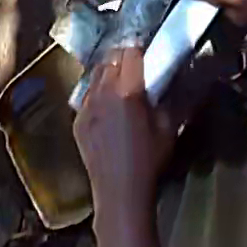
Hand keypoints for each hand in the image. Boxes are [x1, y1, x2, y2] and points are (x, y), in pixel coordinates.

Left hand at [74, 47, 174, 217]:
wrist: (120, 194)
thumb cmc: (149, 161)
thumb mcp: (168, 127)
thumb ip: (167, 96)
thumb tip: (168, 76)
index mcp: (127, 89)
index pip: (130, 52)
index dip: (139, 52)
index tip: (146, 57)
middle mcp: (103, 92)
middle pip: (111, 58)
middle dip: (123, 59)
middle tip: (134, 70)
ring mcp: (87, 106)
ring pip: (96, 74)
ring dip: (108, 73)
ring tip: (119, 85)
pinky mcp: (78, 120)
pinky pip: (86, 95)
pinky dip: (96, 93)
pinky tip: (106, 108)